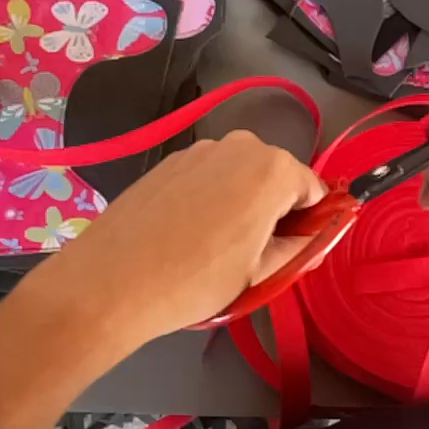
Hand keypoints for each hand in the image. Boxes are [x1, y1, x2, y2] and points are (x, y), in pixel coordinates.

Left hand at [24, 131, 325, 345]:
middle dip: (275, 208)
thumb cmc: (196, 280)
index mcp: (274, 169)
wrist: (109, 282)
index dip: (310, 222)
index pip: (314, 190)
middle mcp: (242, 145)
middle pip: (277, 176)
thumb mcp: (260, 273)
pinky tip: (186, 232)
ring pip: (241, 174)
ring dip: (241, 201)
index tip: (293, 250)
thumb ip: (300, 249)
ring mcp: (202, 149)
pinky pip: (209, 175)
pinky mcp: (170, 160)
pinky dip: (210, 197)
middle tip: (253, 252)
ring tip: (214, 244)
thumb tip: (319, 240)